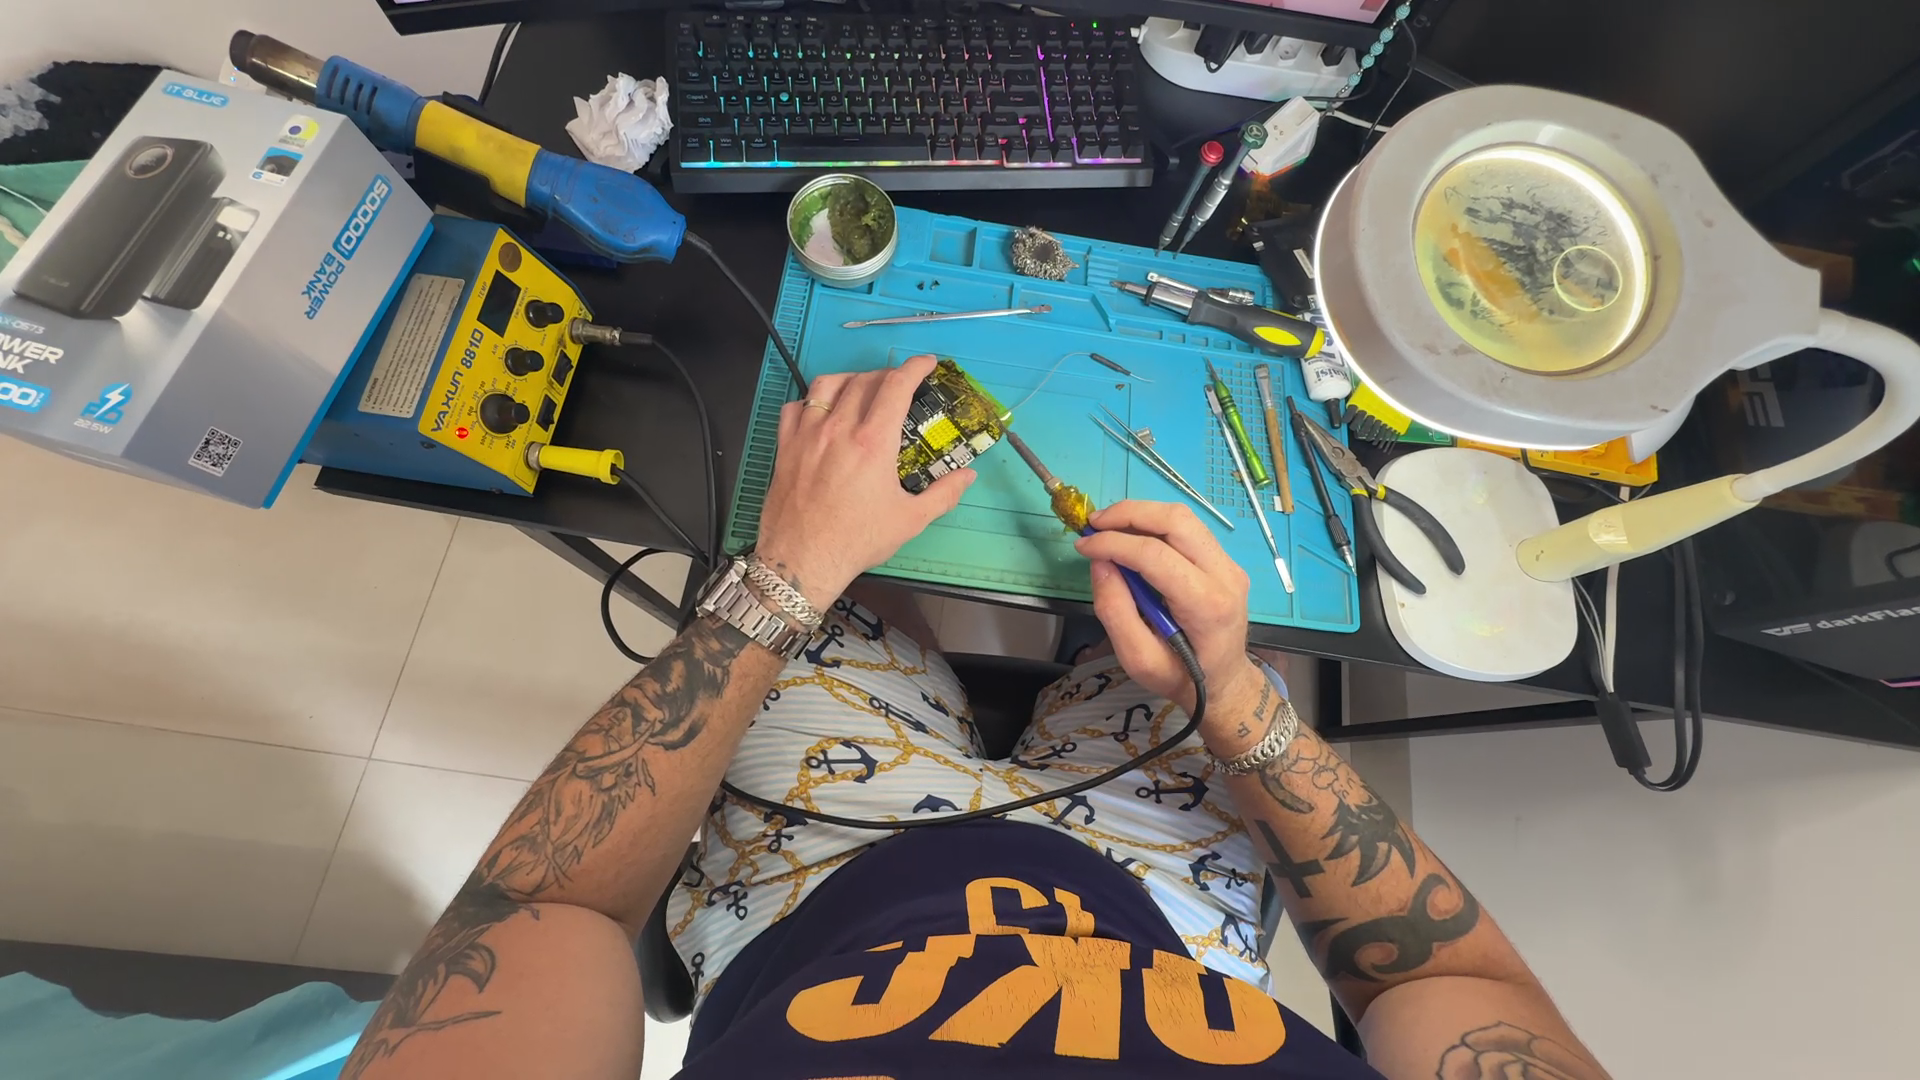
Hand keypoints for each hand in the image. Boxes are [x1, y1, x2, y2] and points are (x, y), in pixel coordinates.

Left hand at [756, 354, 975, 609]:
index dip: (915, 367)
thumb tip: (968, 476)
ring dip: (850, 379)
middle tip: (900, 385)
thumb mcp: (910, 521)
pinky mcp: (785, 447)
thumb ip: (943, 494)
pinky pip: (794, 407)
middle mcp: (839, 429)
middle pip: (864, 381)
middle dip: (887, 374)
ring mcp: (807, 435)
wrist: (803, 560)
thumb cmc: (858, 541)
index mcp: (873, 443)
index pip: (896, 386)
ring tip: (861, 389)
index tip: (927, 363)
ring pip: (827, 385)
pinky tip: (821, 413)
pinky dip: (811, 401)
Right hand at [1073, 501, 1263, 742]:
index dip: (1113, 543)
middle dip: (1128, 514)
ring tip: (1107, 526)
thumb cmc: (1179, 676)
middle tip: (1093, 524)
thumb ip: (1115, 610)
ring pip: (1183, 517)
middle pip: (1176, 520)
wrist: (1223, 683)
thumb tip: (1100, 562)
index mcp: (1205, 605)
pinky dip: (1153, 523)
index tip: (1082, 545)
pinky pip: (1187, 528)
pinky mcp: (1224, 560)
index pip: (1156, 554)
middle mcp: (1225, 575)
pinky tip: (1129, 535)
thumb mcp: (1137, 658)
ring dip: (1140, 514)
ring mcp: (1229, 564)